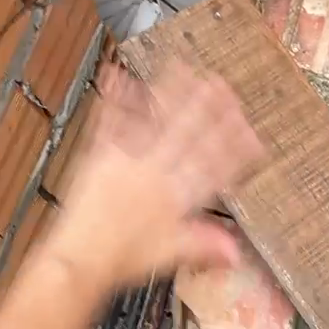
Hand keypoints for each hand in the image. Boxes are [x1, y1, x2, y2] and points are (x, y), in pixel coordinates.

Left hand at [43, 62, 263, 288]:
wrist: (79, 261)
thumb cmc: (122, 261)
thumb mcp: (169, 255)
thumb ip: (204, 245)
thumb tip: (237, 250)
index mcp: (174, 198)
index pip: (212, 167)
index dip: (234, 147)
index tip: (249, 129)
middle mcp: (153, 174)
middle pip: (186, 135)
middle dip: (207, 108)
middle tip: (223, 84)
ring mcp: (125, 162)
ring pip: (154, 123)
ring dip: (170, 93)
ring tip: (183, 66)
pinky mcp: (98, 158)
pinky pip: (109, 124)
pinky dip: (115, 99)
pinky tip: (118, 75)